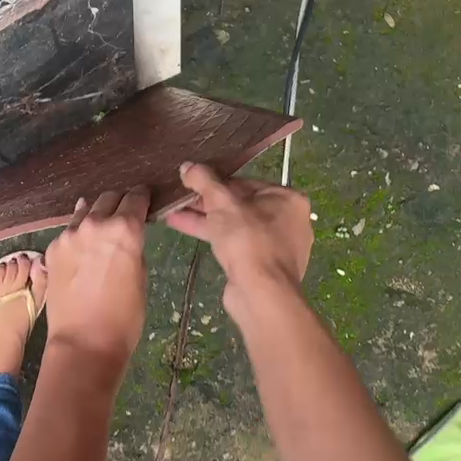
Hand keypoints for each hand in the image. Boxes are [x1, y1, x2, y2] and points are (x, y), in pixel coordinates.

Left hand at [40, 188, 149, 372]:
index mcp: (125, 229)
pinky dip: (78, 234)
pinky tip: (82, 250)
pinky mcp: (53, 248)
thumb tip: (125, 236)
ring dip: (96, 216)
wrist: (83, 343)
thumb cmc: (124, 318)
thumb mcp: (141, 278)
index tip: (144, 200)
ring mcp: (70, 234)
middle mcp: (96, 223)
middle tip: (124, 216)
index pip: (136, 197)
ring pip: (86, 210)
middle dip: (119, 203)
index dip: (142, 198)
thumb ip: (133, 248)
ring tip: (100, 231)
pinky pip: (69, 231)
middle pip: (109, 197)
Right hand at [164, 163, 313, 311]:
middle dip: (206, 202)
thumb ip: (204, 181)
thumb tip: (187, 166)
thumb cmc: (248, 240)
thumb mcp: (221, 203)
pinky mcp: (263, 266)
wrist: (261, 295)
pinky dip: (214, 236)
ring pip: (235, 225)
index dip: (216, 183)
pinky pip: (236, 243)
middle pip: (239, 205)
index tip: (192, 183)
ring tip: (173, 212)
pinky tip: (185, 228)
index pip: (246, 182)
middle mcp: (288, 221)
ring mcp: (276, 246)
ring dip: (205, 219)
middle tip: (180, 198)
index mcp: (288, 200)